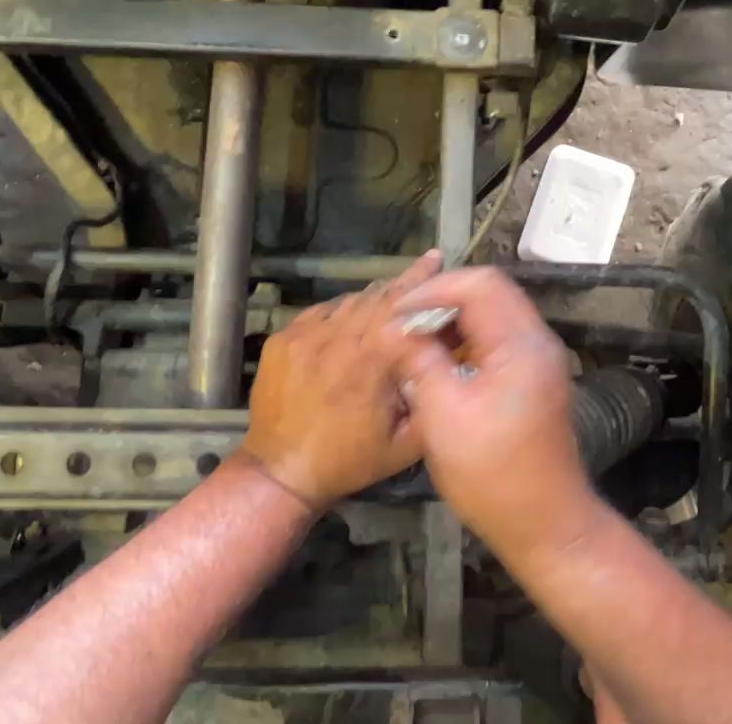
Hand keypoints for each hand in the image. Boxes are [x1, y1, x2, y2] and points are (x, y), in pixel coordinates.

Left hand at [238, 252, 440, 508]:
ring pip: (348, 301)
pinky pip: (321, 312)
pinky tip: (353, 322)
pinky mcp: (282, 339)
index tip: (436, 260)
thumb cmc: (349, 460)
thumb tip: (451, 357)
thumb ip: (430, 397)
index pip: (399, 305)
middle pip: (375, 295)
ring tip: (392, 301)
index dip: (420, 280)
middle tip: (424, 270)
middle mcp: (335, 341)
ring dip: (373, 297)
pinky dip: (342, 311)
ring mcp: (303, 336)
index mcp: (368, 363)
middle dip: (403, 282)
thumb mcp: (405, 443)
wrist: (280, 472)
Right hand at [388, 267, 599, 563]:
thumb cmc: (492, 474)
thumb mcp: (443, 415)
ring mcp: (540, 361)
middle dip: (442, 301)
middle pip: (489, 294)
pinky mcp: (534, 379)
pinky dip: (466, 341)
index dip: (433, 290)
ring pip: (494, 315)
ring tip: (413, 341)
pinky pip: (498, 340)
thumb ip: (419, 362)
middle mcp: (538, 342)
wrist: (546, 526)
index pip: (479, 284)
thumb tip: (392, 327)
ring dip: (453, 321)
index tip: (395, 312)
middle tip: (402, 323)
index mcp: (522, 343)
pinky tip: (438, 362)